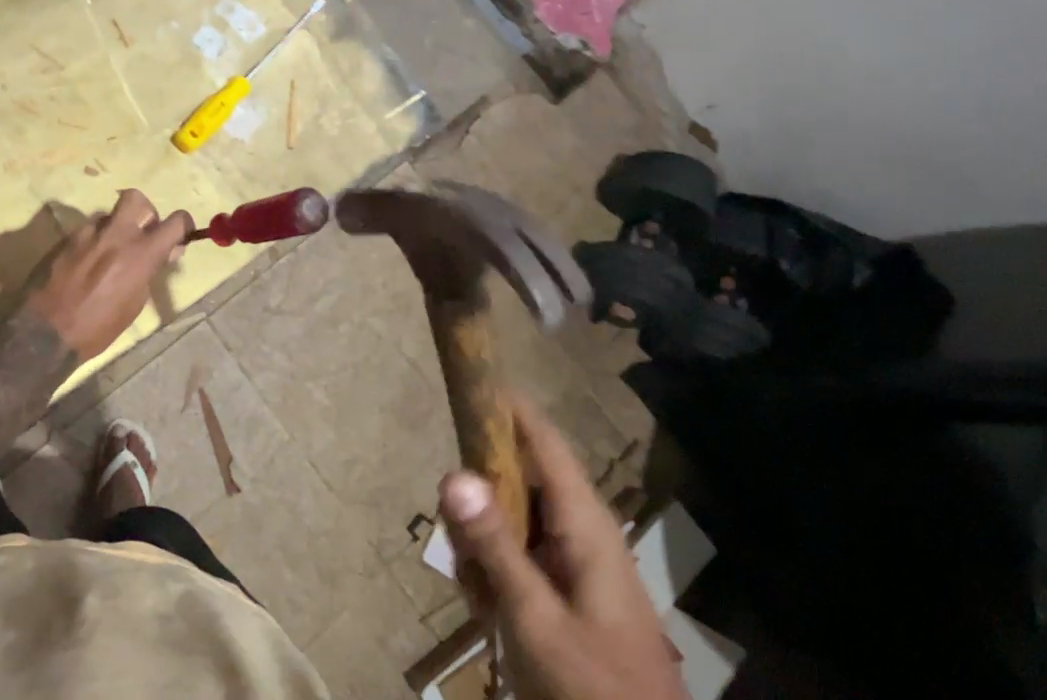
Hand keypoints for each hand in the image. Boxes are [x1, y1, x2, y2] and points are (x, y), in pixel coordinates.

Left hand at [26, 189, 191, 363]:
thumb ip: (150, 271)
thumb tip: (166, 253)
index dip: (182, 225)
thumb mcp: (135, 304)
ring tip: (110, 256)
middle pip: (136, 198)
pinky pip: (88, 231)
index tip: (180, 234)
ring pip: (109, 217)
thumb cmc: (99, 328)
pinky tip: (87, 265)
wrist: (46, 331)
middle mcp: (116, 235)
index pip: (174, 222)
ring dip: (116, 230)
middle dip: (144, 211)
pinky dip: (94, 242)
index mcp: (140, 254)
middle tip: (142, 233)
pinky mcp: (65, 239)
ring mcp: (87, 233)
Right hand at [439, 397, 687, 699]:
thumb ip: (493, 547)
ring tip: (478, 599)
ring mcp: (572, 566)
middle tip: (457, 546)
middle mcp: (580, 535)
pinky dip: (492, 578)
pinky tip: (488, 616)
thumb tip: (452, 471)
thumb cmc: (594, 686)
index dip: (510, 408)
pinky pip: (515, 560)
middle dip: (478, 503)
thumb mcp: (535, 619)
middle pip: (516, 482)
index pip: (546, 444)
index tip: (469, 379)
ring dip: (481, 551)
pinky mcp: (563, 594)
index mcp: (587, 528)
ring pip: (509, 524)